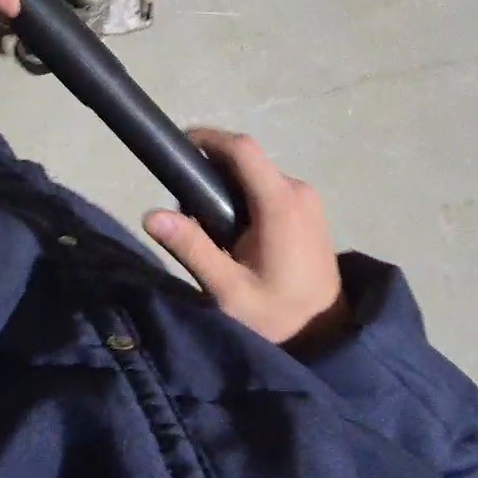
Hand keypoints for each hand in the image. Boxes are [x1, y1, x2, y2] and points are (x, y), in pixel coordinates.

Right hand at [144, 129, 345, 345]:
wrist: (327, 339)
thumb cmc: (278, 316)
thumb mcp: (229, 290)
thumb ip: (192, 248)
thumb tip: (150, 214)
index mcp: (280, 202)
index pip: (242, 148)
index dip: (207, 139)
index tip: (176, 148)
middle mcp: (298, 190)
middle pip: (245, 160)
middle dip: (209, 172)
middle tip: (184, 210)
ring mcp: (306, 199)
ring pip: (254, 174)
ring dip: (224, 187)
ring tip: (205, 228)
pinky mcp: (307, 210)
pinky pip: (267, 187)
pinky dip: (242, 197)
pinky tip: (231, 233)